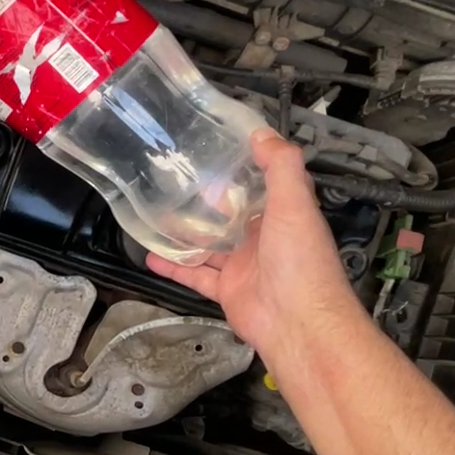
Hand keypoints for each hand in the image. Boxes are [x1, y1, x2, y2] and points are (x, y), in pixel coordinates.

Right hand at [145, 130, 367, 368]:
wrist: (296, 320)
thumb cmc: (302, 262)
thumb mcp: (294, 204)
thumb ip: (280, 167)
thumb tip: (262, 134)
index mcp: (283, 217)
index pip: (262, 188)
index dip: (241, 172)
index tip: (213, 156)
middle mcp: (264, 240)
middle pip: (230, 218)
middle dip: (205, 205)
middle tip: (174, 186)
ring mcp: (243, 266)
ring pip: (209, 246)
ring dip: (184, 236)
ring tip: (157, 219)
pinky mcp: (226, 289)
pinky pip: (195, 275)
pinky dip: (174, 267)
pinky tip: (152, 256)